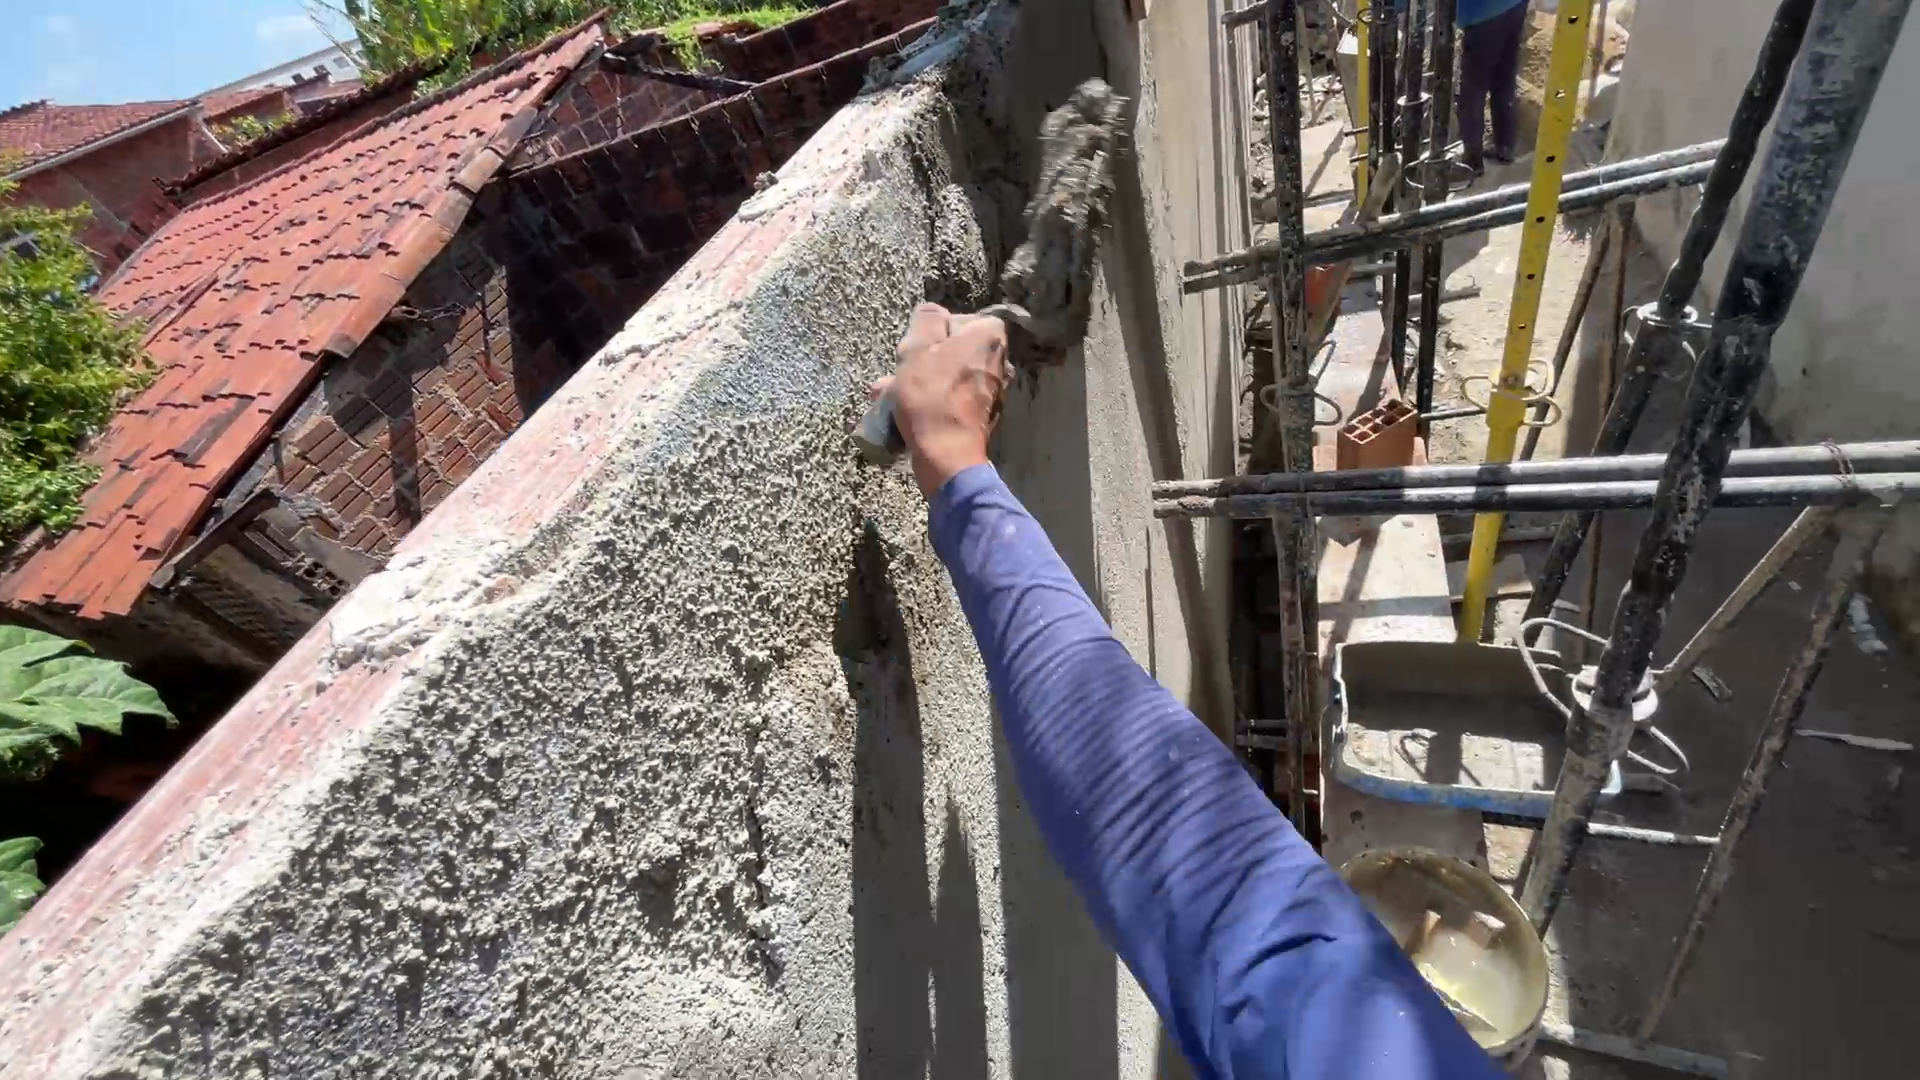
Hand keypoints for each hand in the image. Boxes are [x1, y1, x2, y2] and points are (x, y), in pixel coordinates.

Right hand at [870, 303, 1009, 496]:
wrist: (946, 454)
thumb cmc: (931, 397)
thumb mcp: (918, 347)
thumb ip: (926, 319)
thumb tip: (933, 313)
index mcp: (989, 336)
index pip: (953, 319)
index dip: (927, 336)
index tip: (913, 352)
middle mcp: (998, 361)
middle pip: (949, 351)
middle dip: (919, 363)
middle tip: (896, 376)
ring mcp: (991, 390)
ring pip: (946, 376)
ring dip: (918, 384)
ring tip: (888, 396)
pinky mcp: (980, 415)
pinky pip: (950, 399)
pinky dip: (930, 403)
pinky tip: (903, 413)